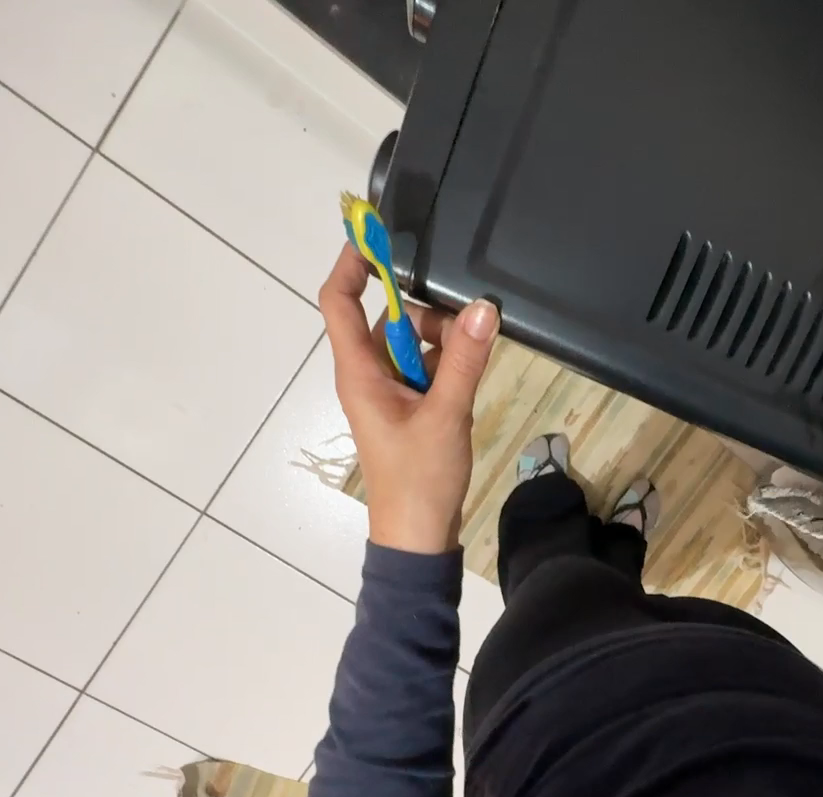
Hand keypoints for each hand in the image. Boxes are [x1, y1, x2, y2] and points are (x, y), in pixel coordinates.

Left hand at [319, 243, 498, 554]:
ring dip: (438, 340)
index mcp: (359, 371)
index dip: (351, 265)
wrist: (418, 534)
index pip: (338, 302)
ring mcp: (388, 393)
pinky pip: (422, 370)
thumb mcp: (447, 414)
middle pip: (383, 319)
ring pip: (407, 344)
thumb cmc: (420, 477)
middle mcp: (367, 375)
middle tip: (462, 322)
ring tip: (472, 354)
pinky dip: (444, 364)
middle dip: (420, 310)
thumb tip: (484, 307)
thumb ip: (464, 360)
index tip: (376, 236)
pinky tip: (470, 373)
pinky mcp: (408, 409)